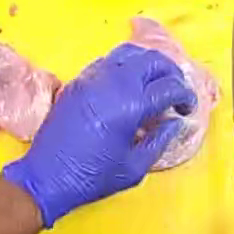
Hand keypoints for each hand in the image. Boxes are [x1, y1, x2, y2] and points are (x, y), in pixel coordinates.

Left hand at [0, 43, 195, 225]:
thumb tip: (174, 123)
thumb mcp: (133, 168)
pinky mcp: (76, 83)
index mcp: (130, 105)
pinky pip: (106, 63)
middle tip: (175, 91)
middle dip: (170, 72)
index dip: (184, 96)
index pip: (168, 86)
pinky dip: (124, 68)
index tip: (186, 108)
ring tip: (153, 84)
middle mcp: (111, 84)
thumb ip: (159, 141)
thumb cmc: (91, 178)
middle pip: (152, 60)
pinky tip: (127, 88)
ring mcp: (91, 79)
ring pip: (128, 54)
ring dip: (147, 65)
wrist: (46, 178)